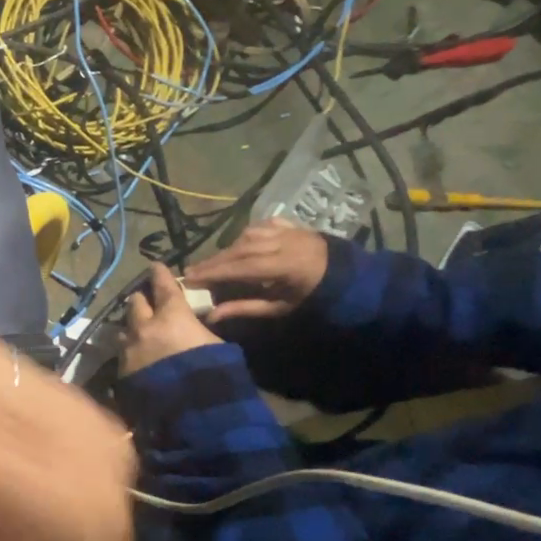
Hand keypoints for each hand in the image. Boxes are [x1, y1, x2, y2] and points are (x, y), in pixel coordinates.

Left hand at [120, 264, 222, 375]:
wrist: (189, 407)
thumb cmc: (214, 373)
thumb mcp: (217, 346)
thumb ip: (201, 330)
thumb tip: (195, 325)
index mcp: (172, 317)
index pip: (164, 288)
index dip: (159, 275)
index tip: (154, 266)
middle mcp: (144, 327)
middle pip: (136, 304)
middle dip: (140, 299)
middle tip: (143, 297)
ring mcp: (128, 347)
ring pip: (124, 328)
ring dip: (131, 325)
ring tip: (137, 327)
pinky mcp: (120, 367)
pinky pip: (122, 351)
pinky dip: (129, 347)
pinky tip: (135, 352)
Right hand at [184, 219, 329, 322]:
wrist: (352, 276)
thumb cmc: (314, 296)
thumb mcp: (282, 307)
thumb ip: (246, 308)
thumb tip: (211, 315)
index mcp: (286, 265)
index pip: (241, 267)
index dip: (213, 272)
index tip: (188, 279)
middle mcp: (285, 243)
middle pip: (240, 250)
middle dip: (213, 261)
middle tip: (192, 271)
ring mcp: (289, 231)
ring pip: (248, 236)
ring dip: (228, 248)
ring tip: (214, 261)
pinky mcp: (292, 225)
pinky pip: (263, 225)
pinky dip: (247, 234)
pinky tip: (240, 243)